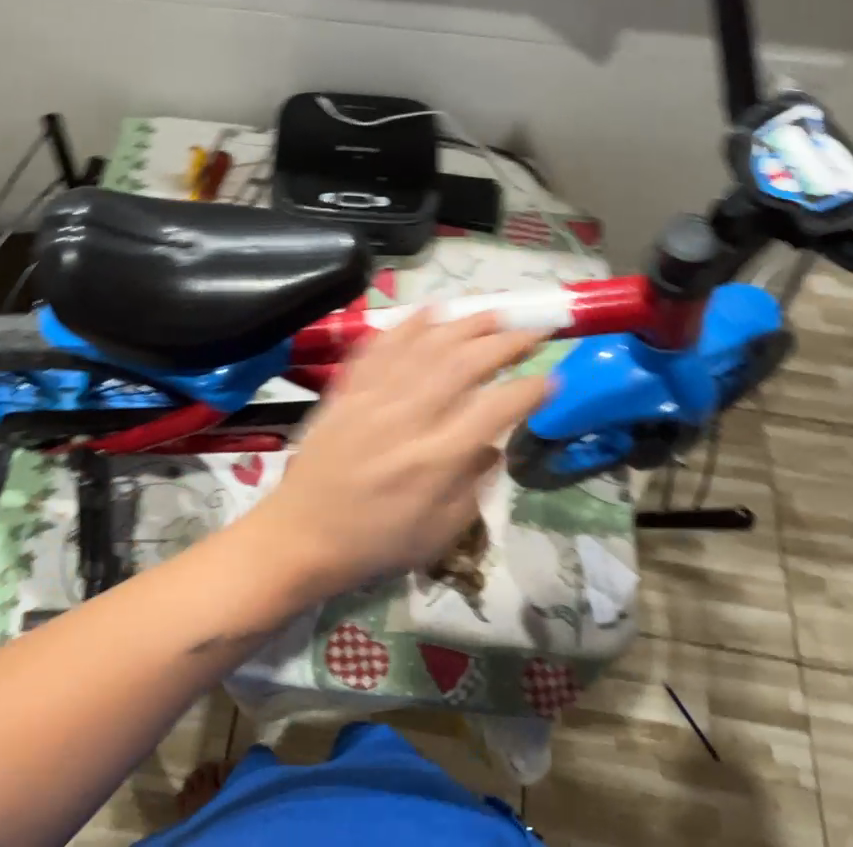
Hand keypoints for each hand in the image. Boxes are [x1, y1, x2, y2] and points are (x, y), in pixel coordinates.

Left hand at [237, 310, 551, 601]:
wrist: (300, 535)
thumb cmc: (375, 542)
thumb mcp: (438, 533)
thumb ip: (473, 487)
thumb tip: (494, 448)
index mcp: (434, 460)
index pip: (494, 409)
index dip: (529, 390)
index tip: (552, 378)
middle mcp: (406, 419)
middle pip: (463, 365)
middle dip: (505, 343)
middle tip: (533, 333)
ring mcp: (371, 400)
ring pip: (424, 347)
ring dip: (464, 324)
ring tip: (494, 313)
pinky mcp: (345, 392)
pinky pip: (378, 347)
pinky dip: (406, 325)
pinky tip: (430, 311)